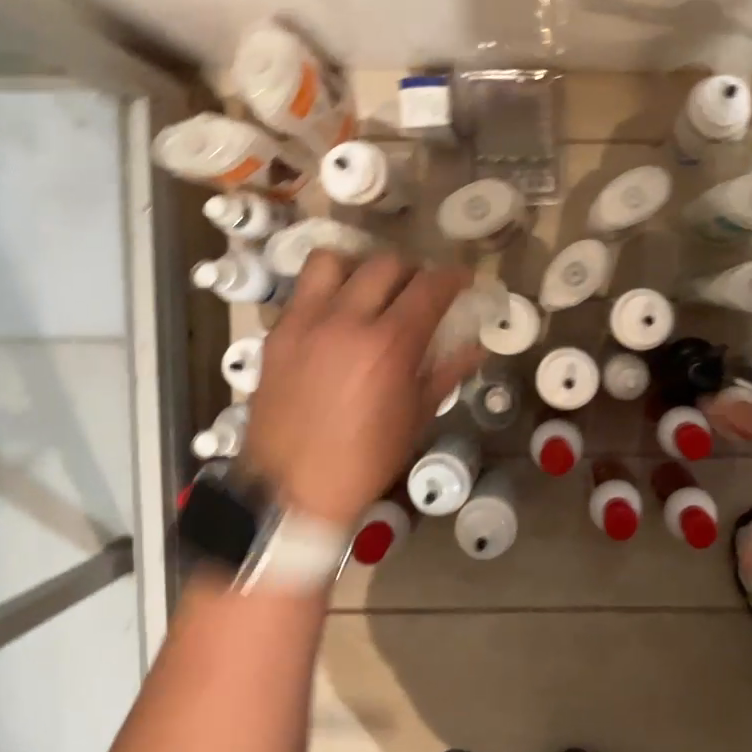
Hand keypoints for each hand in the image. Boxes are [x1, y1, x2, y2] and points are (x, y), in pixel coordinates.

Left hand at [241, 251, 485, 524]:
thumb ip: (446, 372)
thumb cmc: (365, 460)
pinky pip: (302, 289)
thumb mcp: (416, 417)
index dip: (453, 277)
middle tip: (418, 290)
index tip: (462, 280)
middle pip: (386, 264)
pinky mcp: (277, 333)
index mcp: (390, 345)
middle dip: (411, 271)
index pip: (430, 287)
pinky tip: (335, 313)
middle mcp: (347, 321)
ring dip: (360, 268)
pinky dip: (326, 290)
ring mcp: (306, 323)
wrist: (292, 490)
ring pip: (335, 261)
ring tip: (369, 288)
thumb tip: (474, 348)